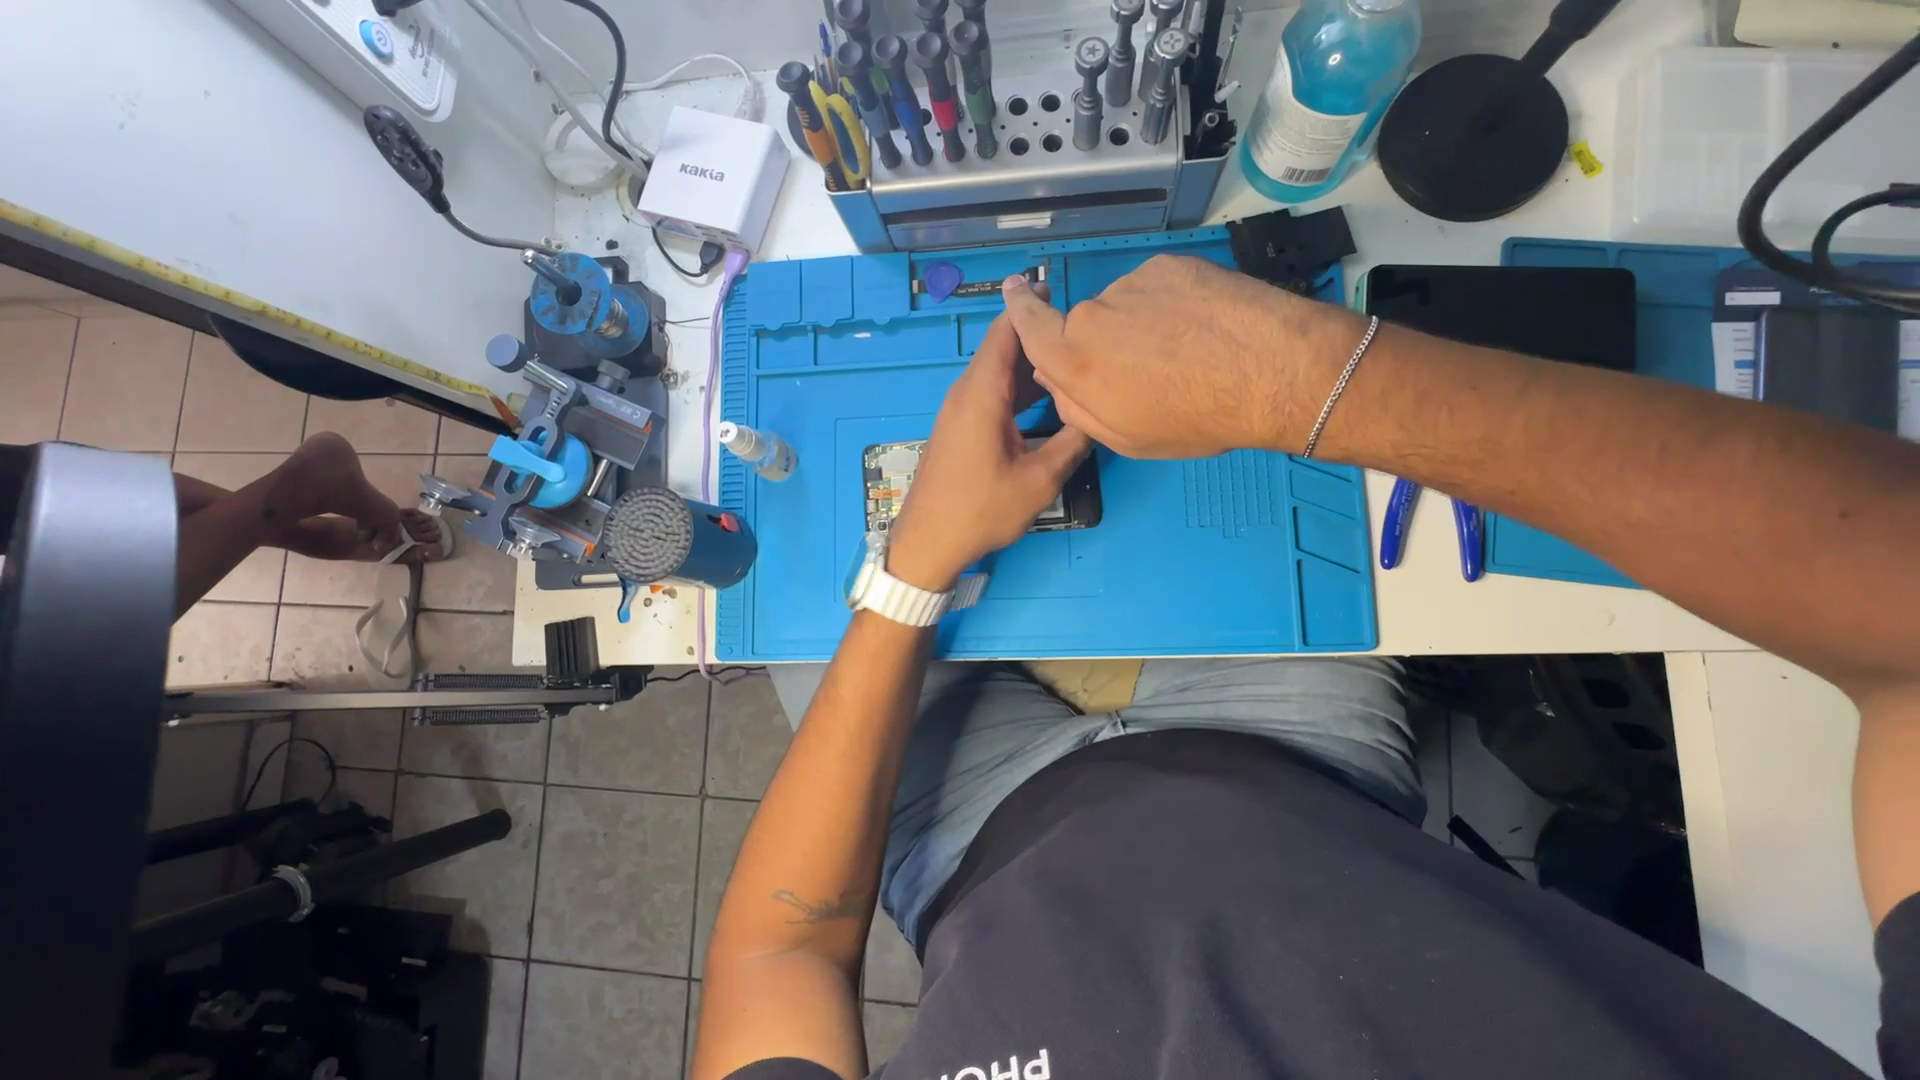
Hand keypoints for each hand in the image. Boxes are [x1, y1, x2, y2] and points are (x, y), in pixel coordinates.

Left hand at [886, 293, 1091, 591]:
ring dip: (1029, 365)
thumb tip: (1096, 419)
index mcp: (982, 394)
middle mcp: (967, 393)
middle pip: (1002, 349)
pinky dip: (1016, 387)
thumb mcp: (1039, 481)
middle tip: (1076, 330)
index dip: (1029, 309)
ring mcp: (959, 410)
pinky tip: (1043, 397)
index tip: (1057, 292)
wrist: (928, 543)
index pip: (1005, 333)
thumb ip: (1072, 444)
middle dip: (1036, 336)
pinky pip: (990, 393)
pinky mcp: (959, 428)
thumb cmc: (981, 510)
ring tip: (1068, 360)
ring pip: (997, 373)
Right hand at [999, 255, 1365, 457]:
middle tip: (1146, 370)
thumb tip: (1053, 375)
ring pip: (1122, 306)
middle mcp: (1095, 314)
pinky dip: (1169, 305)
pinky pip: (1155, 287)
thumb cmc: (1197, 418)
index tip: (1015, 290)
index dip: (1019, 308)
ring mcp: (1134, 284)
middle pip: (1084, 325)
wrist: (1275, 371)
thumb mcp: (1126, 438)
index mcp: (1075, 361)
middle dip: (1103, 345)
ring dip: (1140, 325)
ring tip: (1186, 351)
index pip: (1029, 326)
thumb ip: (1077, 406)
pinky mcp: (1171, 264)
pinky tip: (1202, 327)